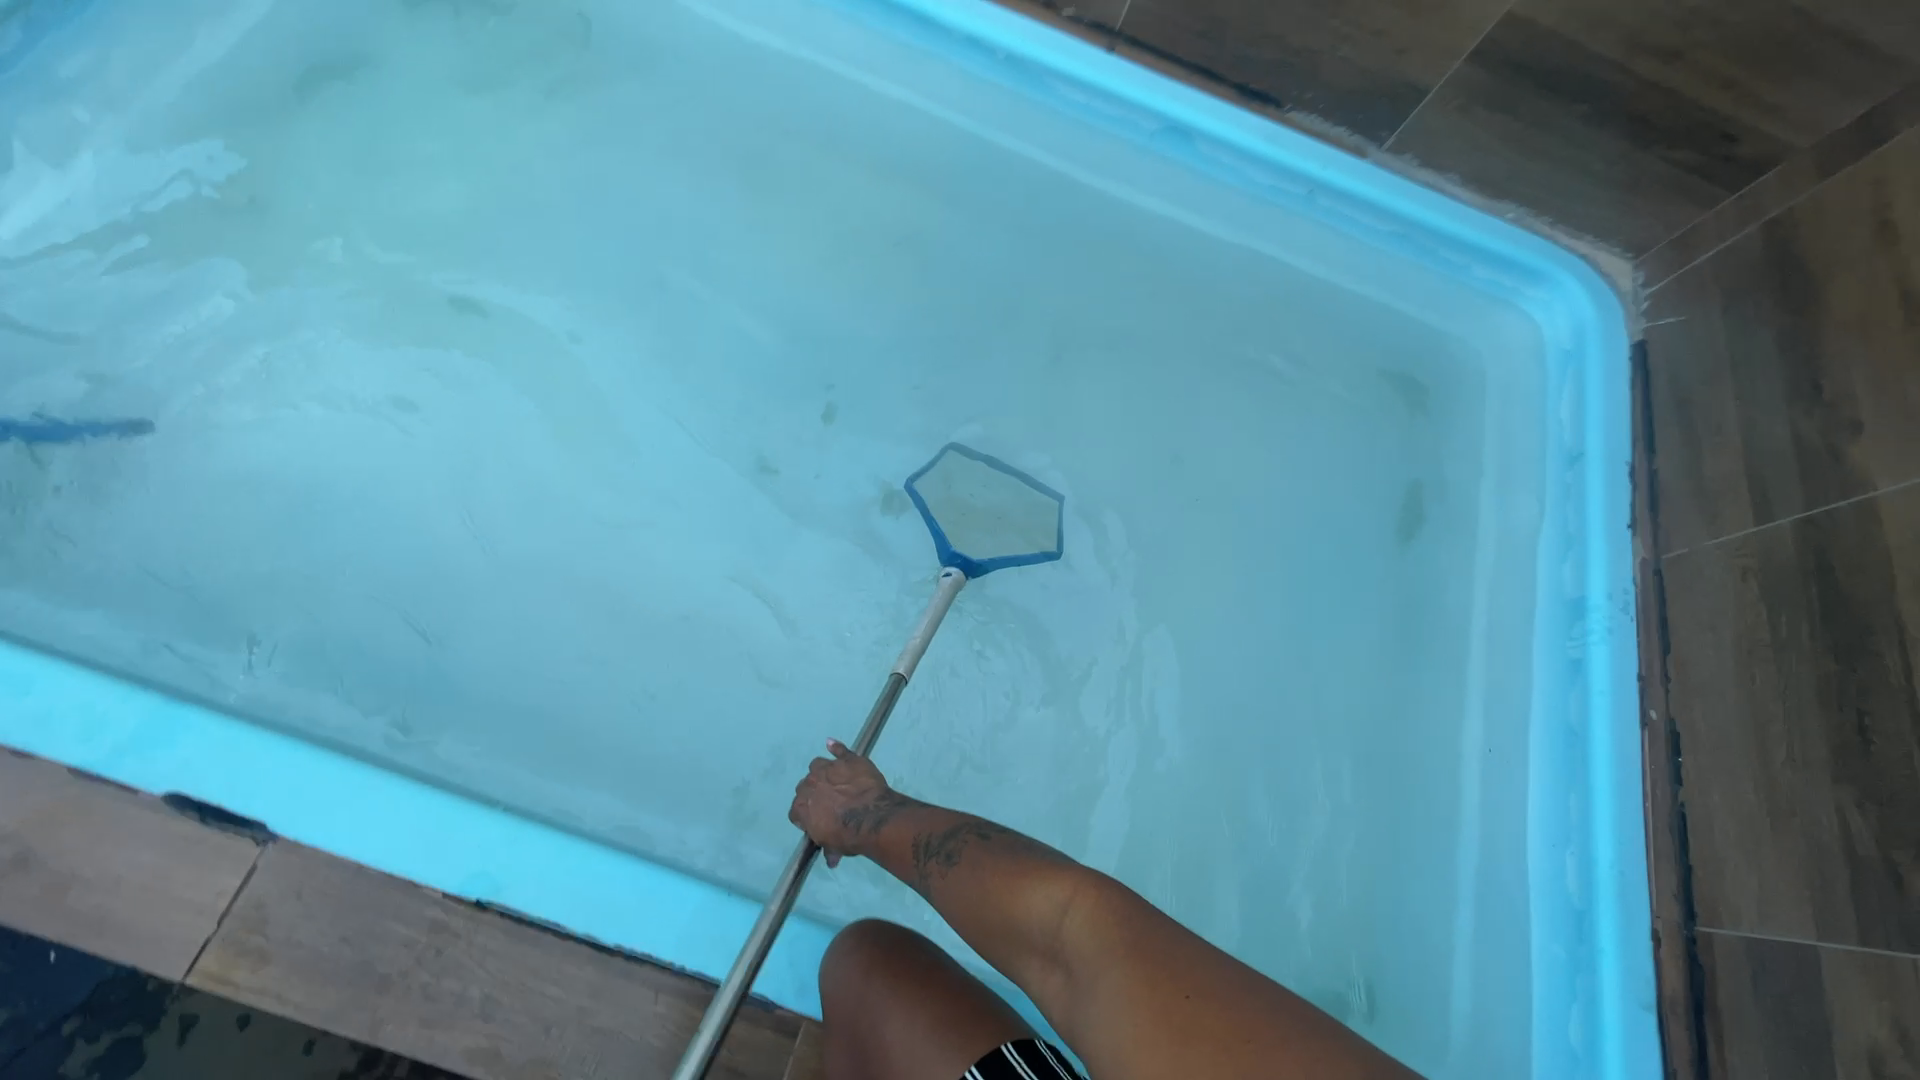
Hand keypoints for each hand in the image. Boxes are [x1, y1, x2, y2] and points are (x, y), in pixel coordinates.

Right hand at [790, 740, 918, 867]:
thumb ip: (829, 848)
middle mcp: (809, 785)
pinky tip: (832, 744)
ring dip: (824, 772)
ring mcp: (828, 769)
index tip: (819, 819)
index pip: (797, 810)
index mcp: (800, 808)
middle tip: (831, 802)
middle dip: (815, 793)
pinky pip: (838, 750)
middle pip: (806, 786)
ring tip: (836, 780)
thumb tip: (832, 859)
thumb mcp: (835, 846)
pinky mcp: (847, 759)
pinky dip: (835, 748)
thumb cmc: (849, 836)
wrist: (872, 818)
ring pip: (818, 766)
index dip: (808, 814)